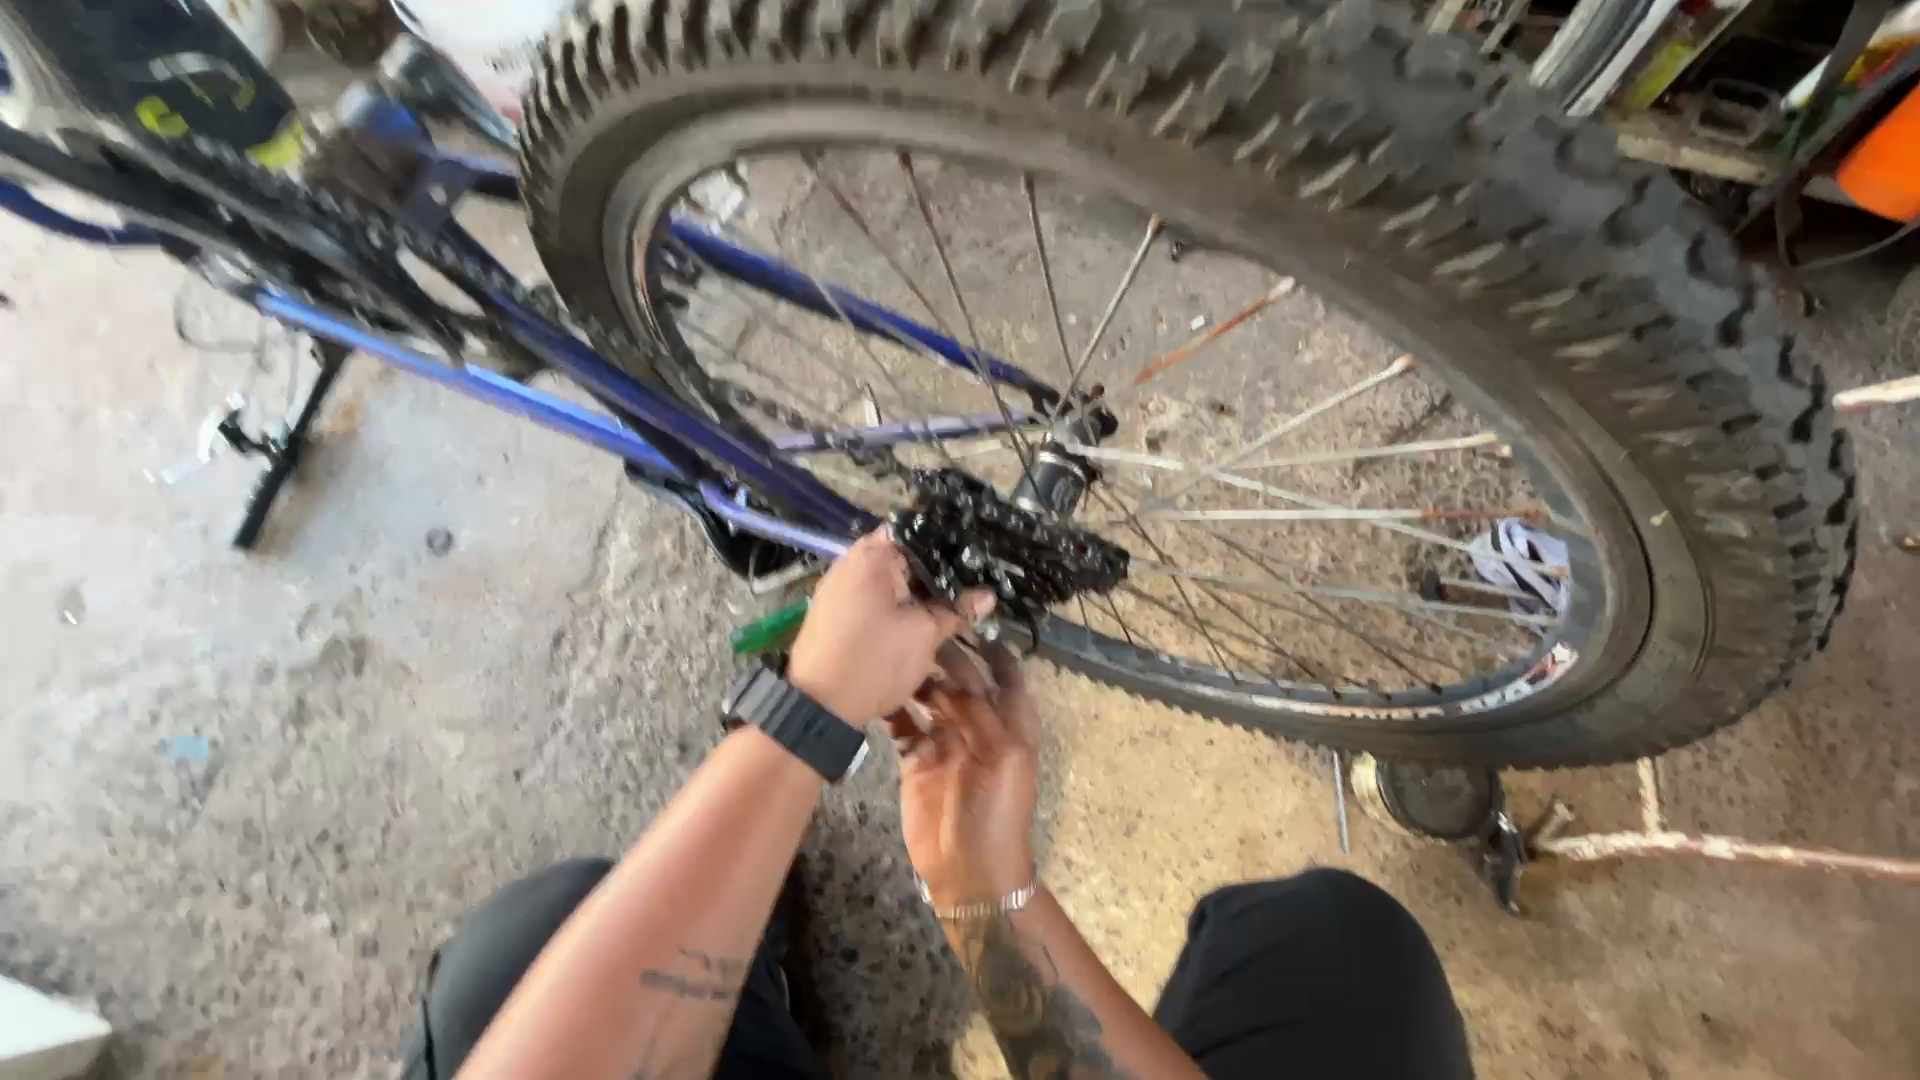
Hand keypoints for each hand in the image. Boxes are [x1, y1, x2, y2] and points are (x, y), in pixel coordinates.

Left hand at [787, 530, 994, 722]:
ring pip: (890, 582)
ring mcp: (839, 587)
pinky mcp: (835, 611)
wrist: (817, 707)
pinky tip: (920, 624)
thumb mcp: (924, 634)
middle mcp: (851, 562)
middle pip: (905, 558)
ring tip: (951, 610)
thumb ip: (956, 610)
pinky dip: (897, 608)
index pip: (921, 534)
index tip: (976, 562)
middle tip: (971, 589)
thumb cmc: (874, 662)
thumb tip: (987, 595)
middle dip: (937, 576)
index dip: (951, 546)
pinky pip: (874, 599)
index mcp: (873, 555)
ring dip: (918, 595)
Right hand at [889, 641, 1038, 906]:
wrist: (969, 871)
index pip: (1006, 677)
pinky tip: (879, 691)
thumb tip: (954, 679)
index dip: (993, 652)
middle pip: (963, 682)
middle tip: (919, 633)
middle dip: (947, 659)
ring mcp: (946, 742)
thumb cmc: (996, 811)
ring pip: (932, 698)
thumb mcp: (1002, 756)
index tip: (969, 623)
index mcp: (1010, 724)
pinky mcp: (916, 759)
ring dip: (918, 679)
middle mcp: (979, 726)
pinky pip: (904, 725)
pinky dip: (894, 708)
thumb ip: (980, 713)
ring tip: (897, 656)